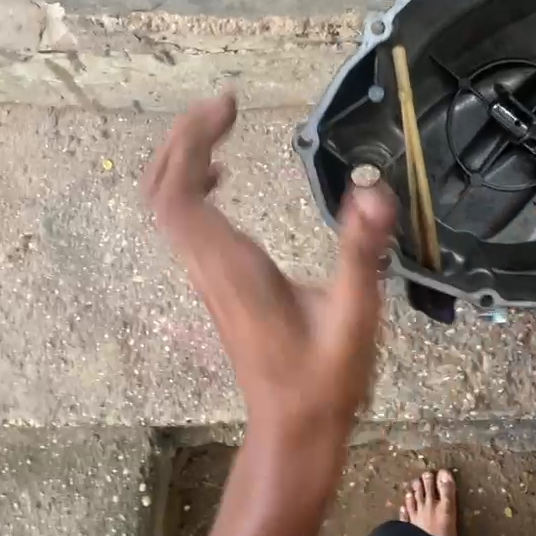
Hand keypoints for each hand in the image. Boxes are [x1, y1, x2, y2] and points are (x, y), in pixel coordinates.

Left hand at [142, 94, 397, 445]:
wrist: (294, 431)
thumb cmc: (323, 378)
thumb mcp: (353, 314)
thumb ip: (360, 253)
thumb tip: (375, 193)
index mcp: (230, 266)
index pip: (178, 193)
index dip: (191, 141)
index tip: (229, 105)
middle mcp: (207, 265)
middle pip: (160, 189)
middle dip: (183, 137)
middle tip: (226, 103)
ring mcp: (206, 274)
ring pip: (165, 204)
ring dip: (184, 157)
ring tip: (222, 123)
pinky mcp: (216, 281)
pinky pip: (183, 220)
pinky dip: (192, 184)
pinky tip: (223, 176)